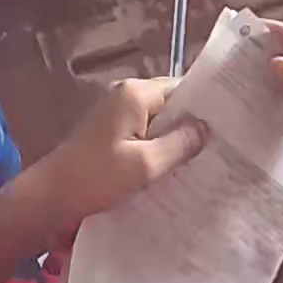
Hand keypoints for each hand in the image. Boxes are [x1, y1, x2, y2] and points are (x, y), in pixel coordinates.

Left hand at [15, 77, 209, 229]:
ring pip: (157, 117)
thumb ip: (179, 144)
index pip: (181, 88)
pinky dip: (158, 142)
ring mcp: (116, 110)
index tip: (230, 122)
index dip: (204, 104)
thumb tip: (206, 127)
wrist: (52, 195)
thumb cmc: (98, 176)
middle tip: (224, 143)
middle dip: (192, 121)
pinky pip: (143, 129)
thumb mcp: (146, 165)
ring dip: (175, 134)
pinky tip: (175, 164)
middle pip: (169, 101)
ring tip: (206, 156)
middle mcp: (126, 93)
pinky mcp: (110, 128)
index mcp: (135, 93)